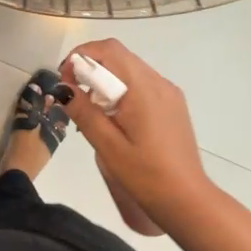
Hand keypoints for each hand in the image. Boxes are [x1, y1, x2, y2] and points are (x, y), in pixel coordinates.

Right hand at [62, 39, 212, 233]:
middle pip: (119, 56)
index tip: (65, 82)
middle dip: (90, 68)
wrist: (187, 200)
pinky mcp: (172, 105)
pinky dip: (120, 90)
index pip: (109, 50)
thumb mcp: (107, 146)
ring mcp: (169, 93)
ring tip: (91, 111)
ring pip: (129, 70)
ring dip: (105, 80)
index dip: (81, 57)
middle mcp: (159, 83)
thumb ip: (84, 112)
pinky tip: (113, 119)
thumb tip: (63, 88)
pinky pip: (141, 85)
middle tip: (73, 97)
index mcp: (143, 89)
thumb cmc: (145, 175)